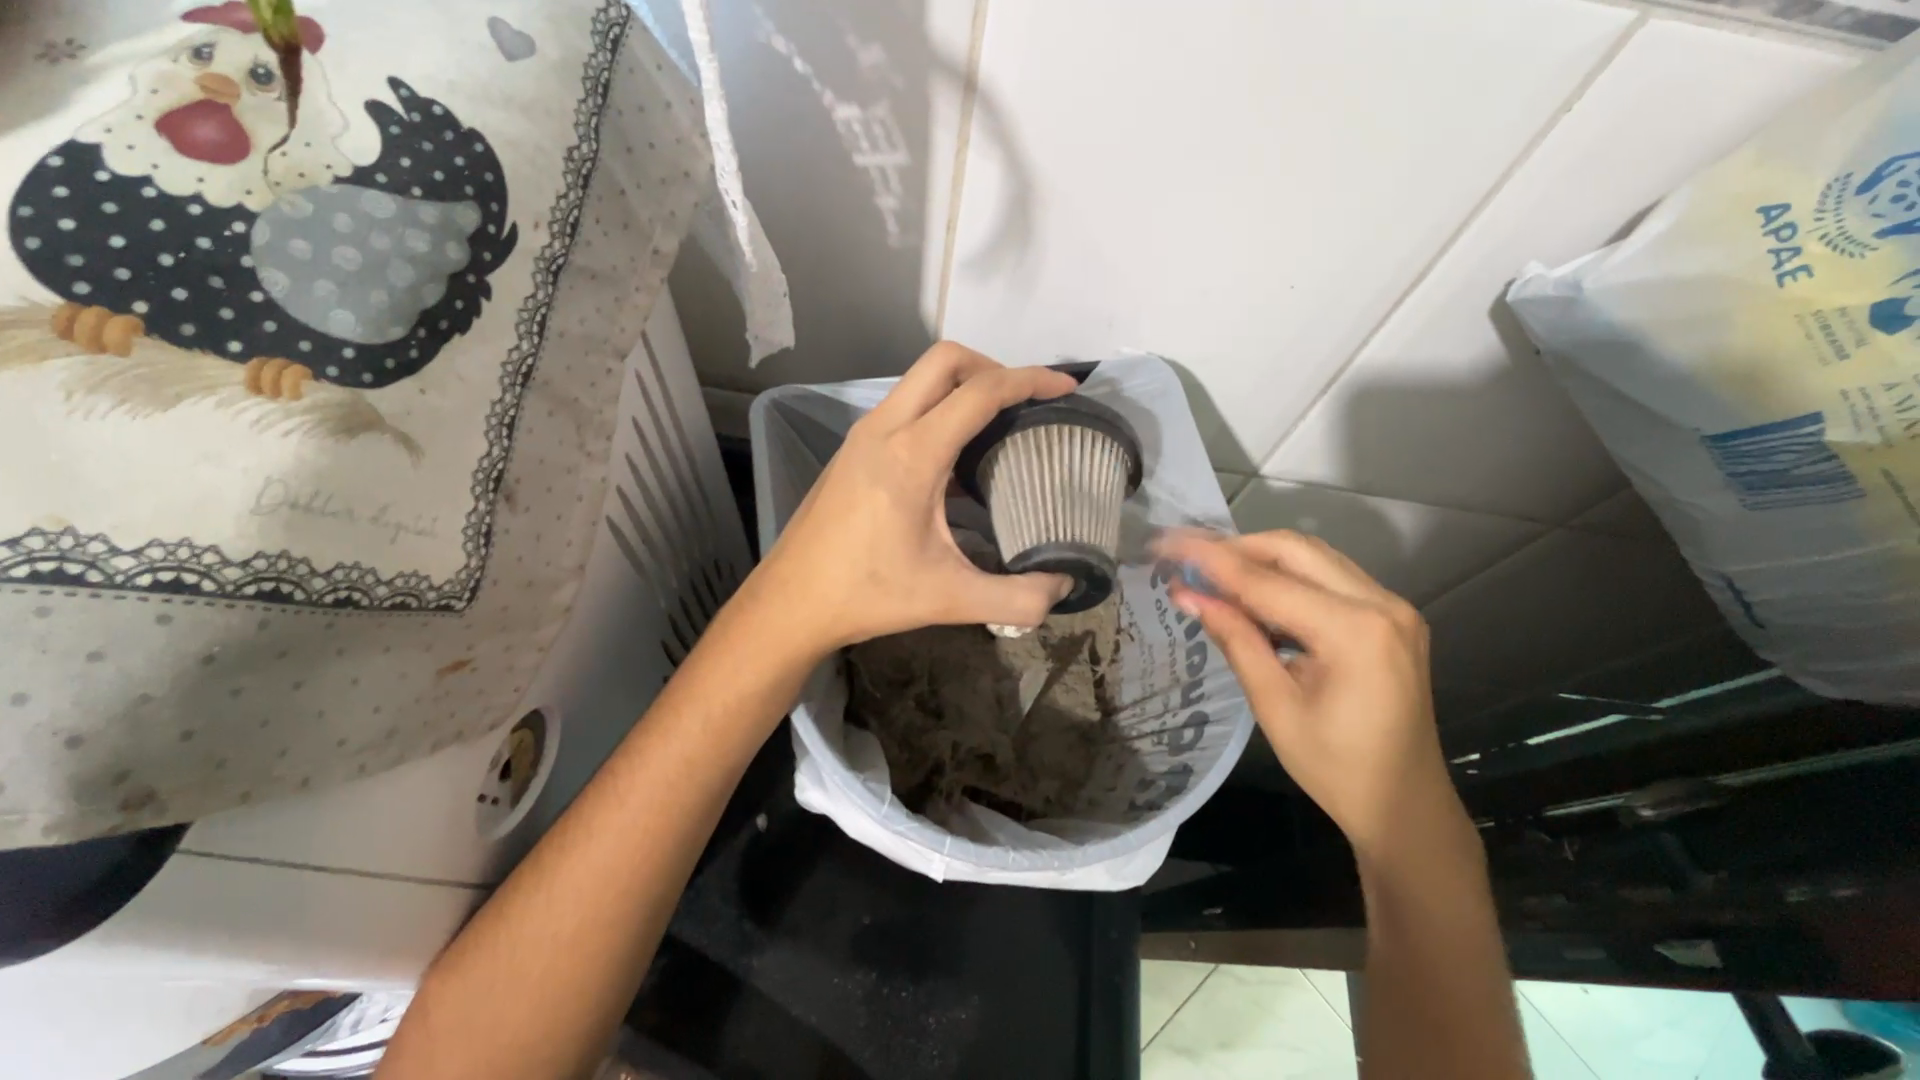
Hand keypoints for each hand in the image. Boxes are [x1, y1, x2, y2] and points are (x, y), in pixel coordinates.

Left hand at [743, 342, 1077, 654]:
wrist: (790, 603)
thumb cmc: (866, 594)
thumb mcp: (950, 599)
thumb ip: (1017, 597)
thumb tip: (1064, 588)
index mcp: (912, 454)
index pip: (980, 392)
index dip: (1030, 382)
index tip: (1065, 390)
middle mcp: (884, 429)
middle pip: (944, 361)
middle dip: (993, 367)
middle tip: (1024, 403)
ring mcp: (863, 436)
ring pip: (919, 380)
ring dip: (962, 386)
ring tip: (998, 426)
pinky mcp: (852, 451)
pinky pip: (904, 406)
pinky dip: (938, 409)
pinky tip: (956, 459)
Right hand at [1154, 529, 1461, 857]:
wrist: (1405, 804)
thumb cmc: (1335, 768)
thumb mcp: (1275, 706)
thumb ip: (1236, 640)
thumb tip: (1188, 595)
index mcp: (1354, 631)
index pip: (1265, 581)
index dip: (1210, 561)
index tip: (1166, 545)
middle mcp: (1381, 604)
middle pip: (1294, 550)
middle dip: (1236, 548)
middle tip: (1187, 561)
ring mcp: (1393, 607)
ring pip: (1314, 558)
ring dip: (1261, 560)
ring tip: (1212, 577)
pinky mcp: (1393, 617)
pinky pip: (1332, 579)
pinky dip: (1289, 579)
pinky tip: (1255, 598)